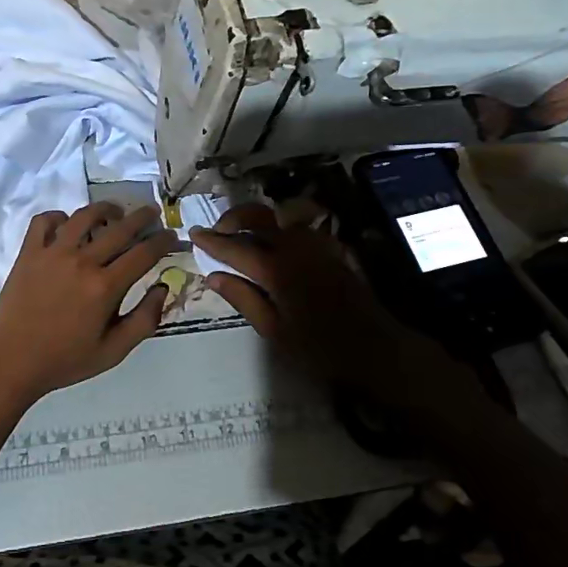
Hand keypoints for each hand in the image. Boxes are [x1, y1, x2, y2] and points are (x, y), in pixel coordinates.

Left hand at [0, 203, 178, 406]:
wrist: (12, 361)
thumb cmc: (66, 360)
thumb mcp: (114, 352)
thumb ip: (144, 320)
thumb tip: (162, 288)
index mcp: (105, 287)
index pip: (144, 253)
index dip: (163, 241)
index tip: (172, 237)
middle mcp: (82, 262)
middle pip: (120, 228)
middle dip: (142, 217)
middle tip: (152, 213)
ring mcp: (52, 253)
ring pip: (84, 216)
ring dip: (104, 209)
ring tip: (114, 212)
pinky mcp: (28, 253)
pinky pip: (44, 221)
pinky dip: (59, 217)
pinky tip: (67, 224)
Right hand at [190, 204, 448, 405]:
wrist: (374, 348)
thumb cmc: (319, 348)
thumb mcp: (274, 330)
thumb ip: (243, 298)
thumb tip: (214, 277)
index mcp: (277, 269)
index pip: (235, 247)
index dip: (212, 241)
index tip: (193, 234)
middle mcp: (296, 248)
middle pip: (259, 217)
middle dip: (234, 218)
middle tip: (218, 231)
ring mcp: (318, 245)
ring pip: (281, 218)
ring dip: (259, 221)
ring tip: (245, 236)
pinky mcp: (333, 249)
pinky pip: (303, 228)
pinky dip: (284, 229)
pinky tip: (279, 246)